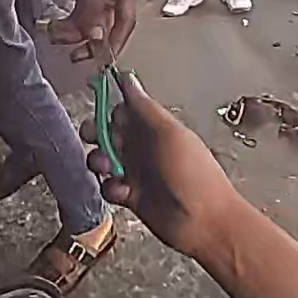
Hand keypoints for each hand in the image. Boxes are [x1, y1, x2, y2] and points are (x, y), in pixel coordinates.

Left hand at [49, 0, 142, 55]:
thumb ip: (92, 9)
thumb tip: (98, 36)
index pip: (124, 21)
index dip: (113, 42)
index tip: (103, 59)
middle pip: (108, 23)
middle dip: (88, 38)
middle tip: (75, 54)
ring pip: (94, 20)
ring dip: (76, 31)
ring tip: (58, 35)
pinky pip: (85, 11)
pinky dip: (72, 20)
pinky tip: (60, 26)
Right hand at [84, 70, 252, 261]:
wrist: (205, 221)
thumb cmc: (192, 173)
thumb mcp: (169, 134)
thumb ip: (145, 108)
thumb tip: (128, 77)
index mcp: (155, 128)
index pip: (125, 109)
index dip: (110, 107)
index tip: (96, 106)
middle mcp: (144, 147)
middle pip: (110, 133)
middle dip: (97, 132)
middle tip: (93, 136)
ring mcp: (138, 172)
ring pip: (105, 159)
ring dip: (99, 160)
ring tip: (107, 167)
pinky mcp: (132, 197)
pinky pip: (110, 187)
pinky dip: (110, 187)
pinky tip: (122, 192)